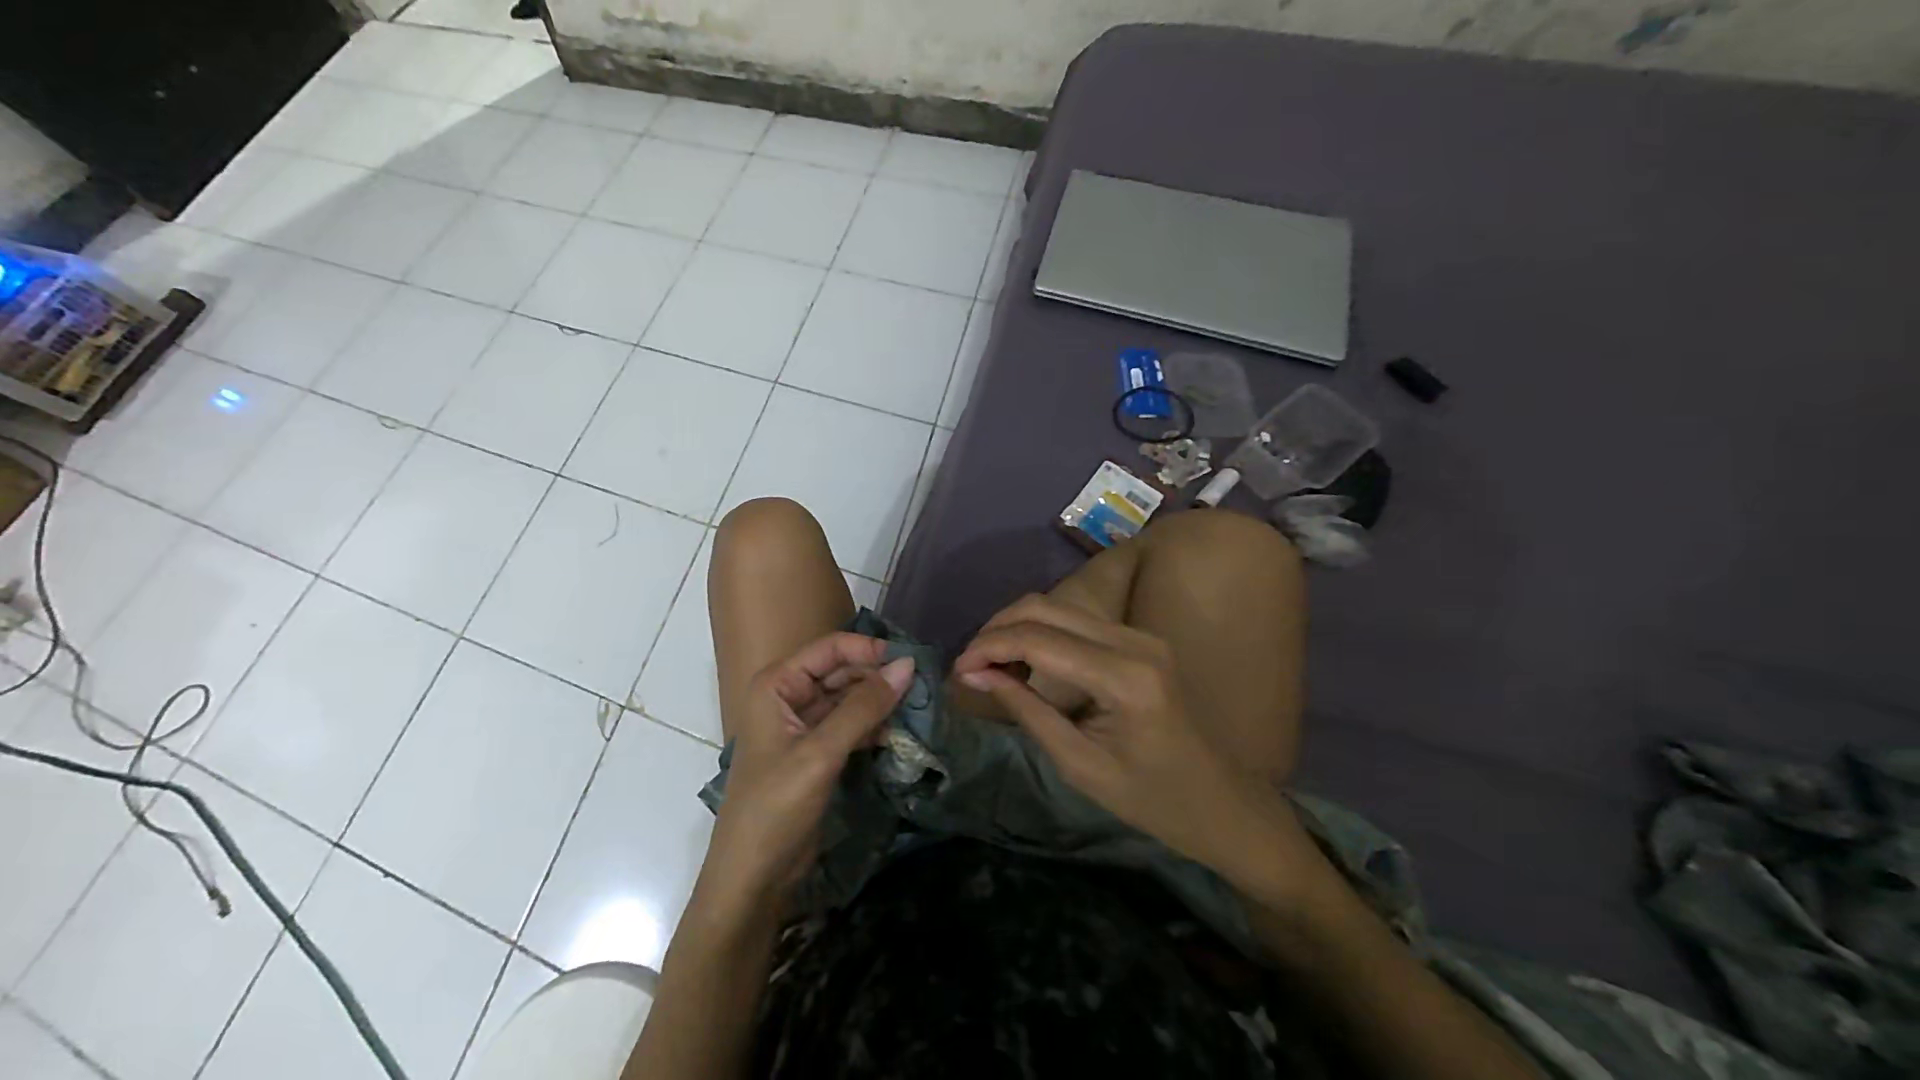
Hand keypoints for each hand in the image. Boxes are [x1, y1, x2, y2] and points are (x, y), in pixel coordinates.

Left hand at [701, 633, 913, 912]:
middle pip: (842, 670)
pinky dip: (874, 726)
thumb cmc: (776, 807)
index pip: (830, 648)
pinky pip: (851, 725)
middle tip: (923, 686)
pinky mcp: (818, 752)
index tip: (911, 663)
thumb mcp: (820, 753)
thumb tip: (908, 665)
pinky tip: (900, 733)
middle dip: (879, 676)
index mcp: (777, 685)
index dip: (870, 650)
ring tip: (919, 707)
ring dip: (881, 702)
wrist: (752, 876)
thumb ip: (864, 707)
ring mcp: (803, 725)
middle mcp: (788, 696)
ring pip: (850, 698)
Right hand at [952, 595, 1321, 892]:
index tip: (958, 671)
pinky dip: (1042, 633)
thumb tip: (976, 674)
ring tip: (989, 664)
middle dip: (997, 628)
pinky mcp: (1140, 639)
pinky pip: (1077, 621)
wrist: (1220, 802)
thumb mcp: (1079, 764)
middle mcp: (1134, 640)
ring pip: (1059, 607)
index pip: (1039, 638)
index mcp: (1124, 676)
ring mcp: (1141, 634)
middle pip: (1045, 607)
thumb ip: (1026, 710)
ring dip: (1018, 627)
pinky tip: (1024, 661)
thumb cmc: (1151, 799)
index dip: (989, 646)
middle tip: (969, 664)